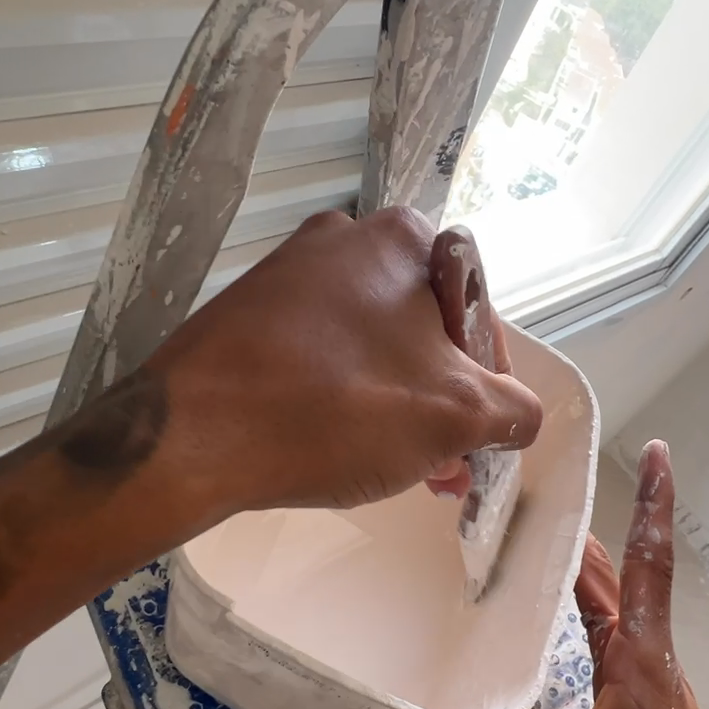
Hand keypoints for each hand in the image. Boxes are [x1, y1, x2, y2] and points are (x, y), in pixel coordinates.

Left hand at [146, 207, 542, 512]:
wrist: (190, 433)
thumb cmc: (334, 409)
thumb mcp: (453, 416)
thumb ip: (512, 410)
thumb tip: (518, 415)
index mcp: (399, 238)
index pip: (475, 308)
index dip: (489, 378)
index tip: (478, 434)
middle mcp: (341, 240)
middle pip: (420, 329)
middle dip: (441, 401)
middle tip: (444, 463)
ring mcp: (285, 276)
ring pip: (369, 347)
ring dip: (397, 407)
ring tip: (401, 470)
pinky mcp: (246, 316)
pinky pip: (319, 357)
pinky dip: (344, 399)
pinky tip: (342, 449)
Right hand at [429, 442, 708, 708]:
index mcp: (642, 666)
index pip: (648, 566)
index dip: (654, 505)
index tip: (657, 453)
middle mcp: (652, 665)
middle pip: (620, 578)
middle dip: (590, 528)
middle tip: (545, 490)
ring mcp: (653, 689)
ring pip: (616, 608)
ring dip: (587, 569)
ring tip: (541, 538)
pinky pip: (614, 641)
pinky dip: (587, 613)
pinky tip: (560, 620)